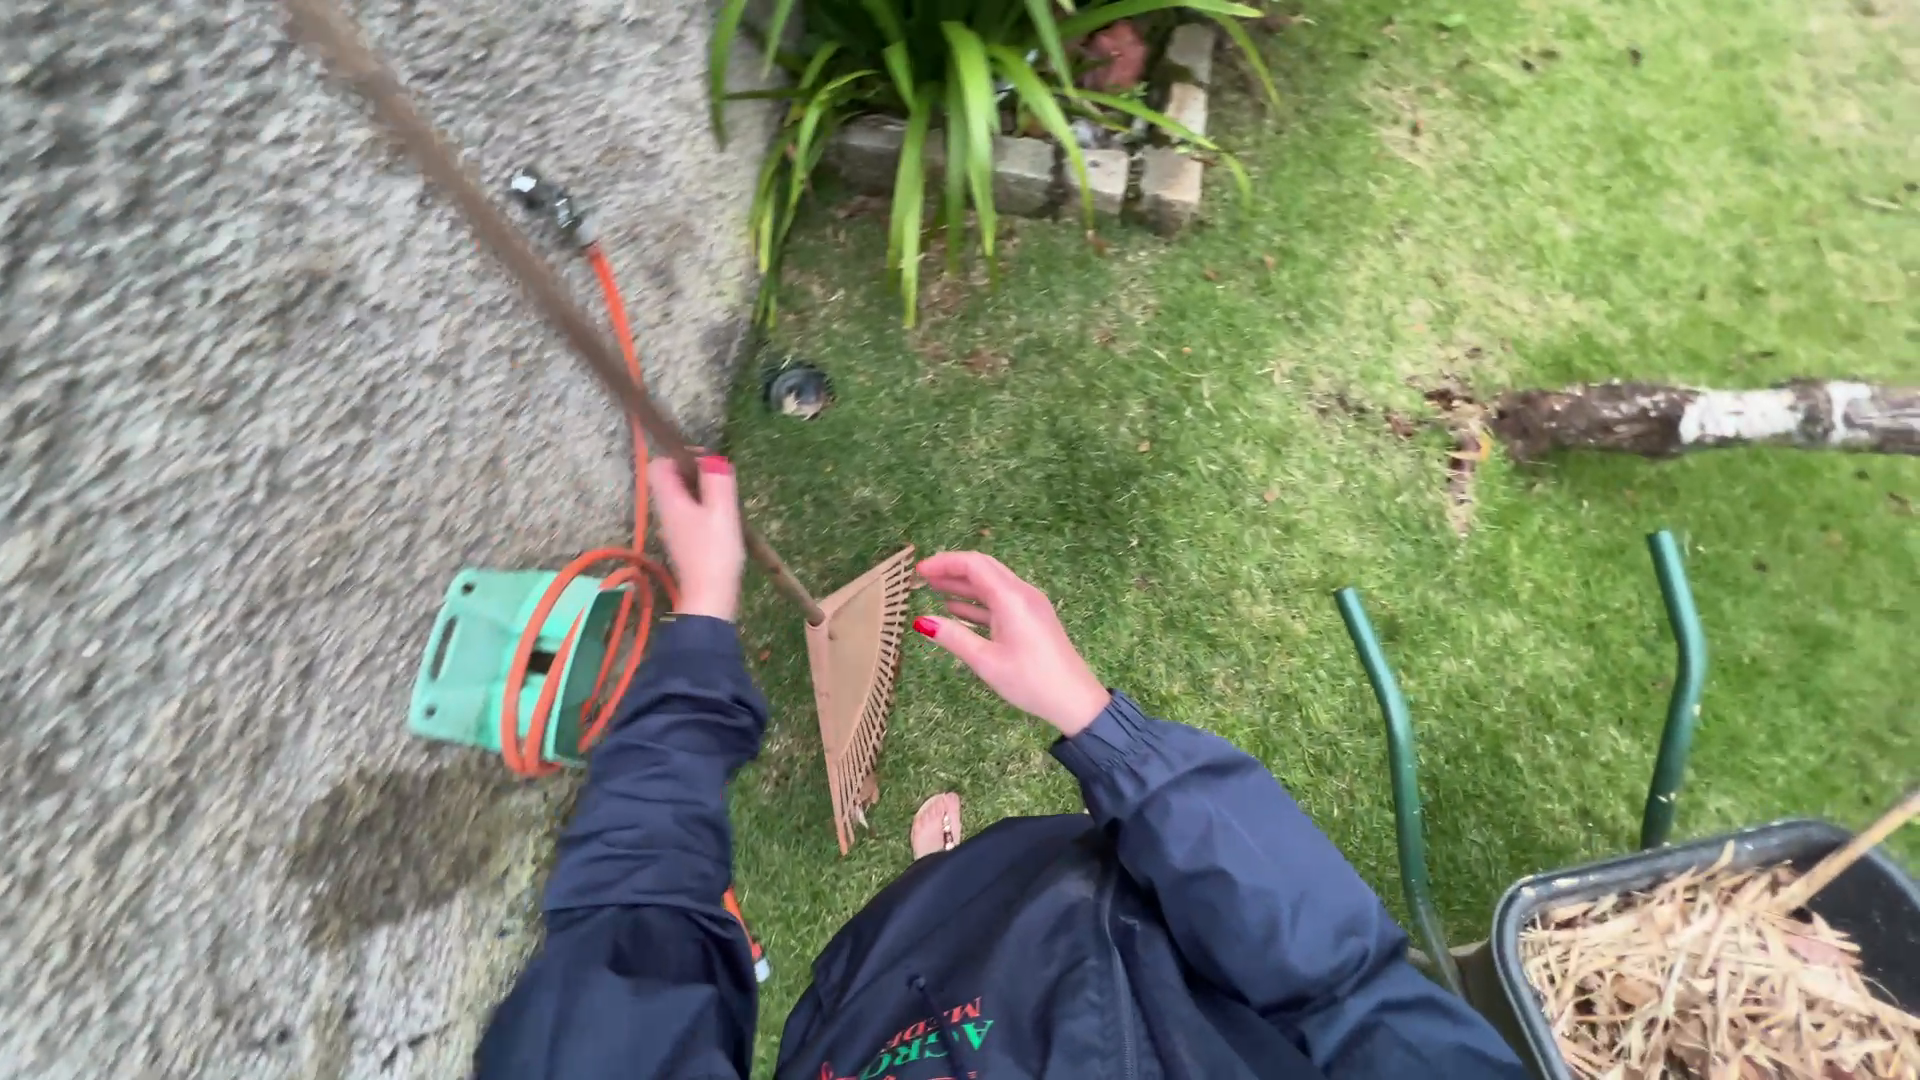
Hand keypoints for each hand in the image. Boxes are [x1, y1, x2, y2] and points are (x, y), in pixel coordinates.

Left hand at [649, 454, 744, 621]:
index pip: (659, 464)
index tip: (707, 463)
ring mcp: (674, 528)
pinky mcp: (685, 541)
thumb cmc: (715, 552)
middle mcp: (666, 512)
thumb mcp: (722, 511)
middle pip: (671, 479)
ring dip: (703, 492)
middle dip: (696, 474)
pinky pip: (690, 513)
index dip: (680, 456)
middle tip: (721, 483)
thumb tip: (713, 458)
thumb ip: (717, 481)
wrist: (710, 596)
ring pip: (682, 497)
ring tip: (726, 502)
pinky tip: (723, 521)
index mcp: (669, 501)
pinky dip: (705, 510)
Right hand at [913, 552, 1109, 736]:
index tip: (919, 571)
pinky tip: (956, 609)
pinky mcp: (1031, 617)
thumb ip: (954, 637)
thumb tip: (922, 621)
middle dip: (952, 569)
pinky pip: (1000, 599)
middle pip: (983, 568)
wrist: (1074, 699)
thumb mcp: (986, 661)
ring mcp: (1029, 604)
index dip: (944, 563)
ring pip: (991, 583)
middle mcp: (1022, 593)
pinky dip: (977, 601)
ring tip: (933, 588)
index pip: (974, 564)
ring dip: (963, 584)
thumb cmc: (1029, 681)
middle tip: (923, 577)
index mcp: (1012, 598)